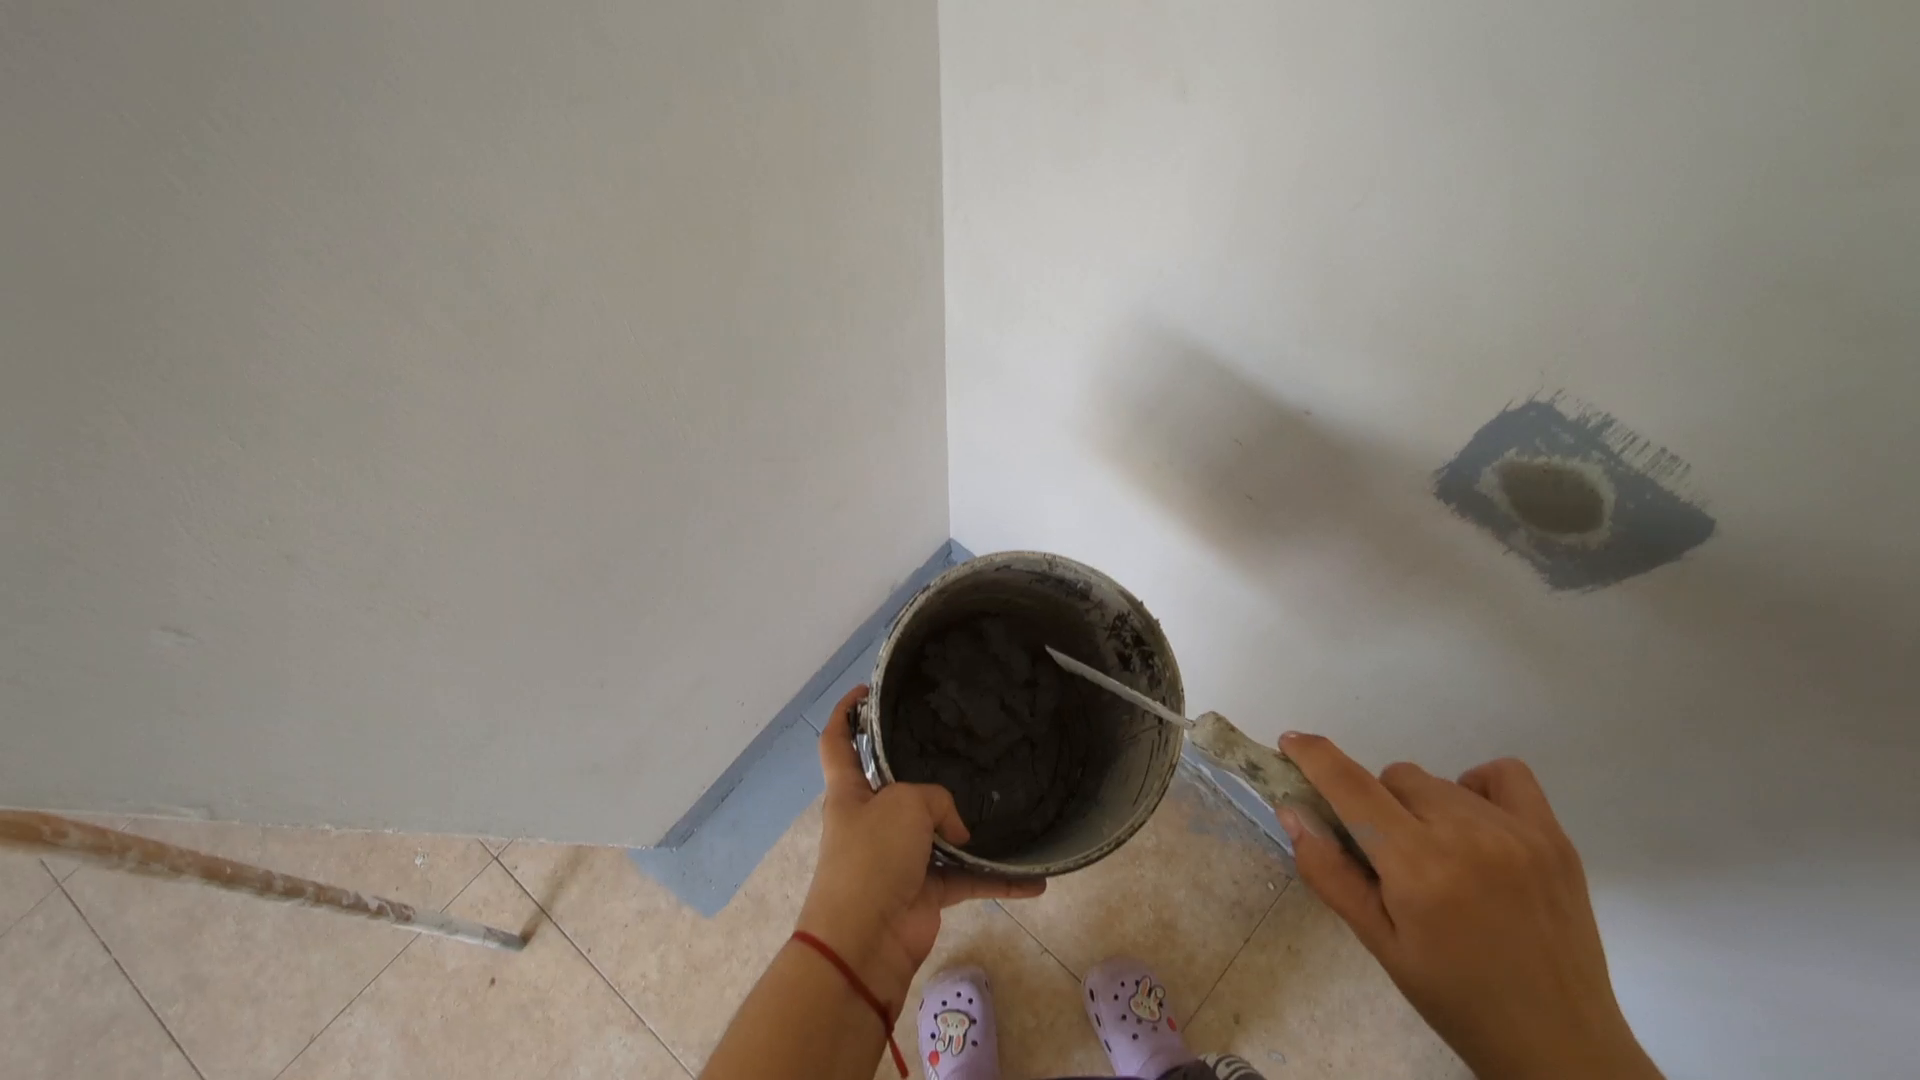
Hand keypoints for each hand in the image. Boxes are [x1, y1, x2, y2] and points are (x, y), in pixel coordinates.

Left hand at [795, 686, 1044, 1003]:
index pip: (837, 742)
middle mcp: (870, 821)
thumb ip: (936, 800)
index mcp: (849, 792)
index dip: (846, 713)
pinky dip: (996, 881)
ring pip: (936, 835)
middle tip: (957, 748)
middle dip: (920, 772)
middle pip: (894, 787)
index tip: (866, 691)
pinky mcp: (923, 894)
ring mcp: (897, 860)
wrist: (864, 940)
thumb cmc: (872, 857)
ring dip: (966, 831)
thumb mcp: (905, 804)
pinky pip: (965, 879)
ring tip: (1002, 810)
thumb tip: (955, 833)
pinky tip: (1033, 881)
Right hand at [1276, 734, 1660, 1079]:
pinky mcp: (1554, 837)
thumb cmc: (1455, 998)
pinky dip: (1475, 788)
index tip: (1291, 742)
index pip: (1351, 786)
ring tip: (1440, 857)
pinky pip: (1503, 774)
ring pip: (1439, 782)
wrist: (1560, 1044)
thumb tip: (1292, 811)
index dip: (1314, 756)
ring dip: (1421, 806)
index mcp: (1418, 866)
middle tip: (1389, 856)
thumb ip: (1330, 873)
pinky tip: (1476, 828)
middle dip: (1376, 806)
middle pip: (1394, 779)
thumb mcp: (1379, 943)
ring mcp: (1516, 832)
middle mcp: (1467, 835)